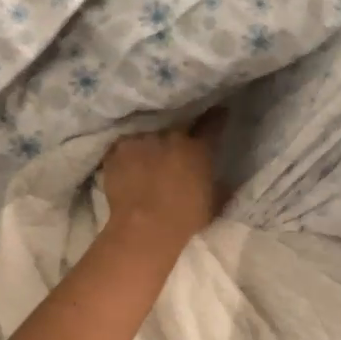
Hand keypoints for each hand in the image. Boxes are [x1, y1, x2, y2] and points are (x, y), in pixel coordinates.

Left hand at [99, 109, 226, 251]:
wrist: (146, 228)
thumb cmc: (186, 219)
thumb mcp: (214, 203)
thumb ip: (219, 185)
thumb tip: (223, 180)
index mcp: (199, 149)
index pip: (212, 123)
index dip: (216, 117)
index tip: (219, 111)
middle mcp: (171, 137)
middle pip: (178, 125)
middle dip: (180, 131)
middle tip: (178, 143)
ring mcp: (142, 140)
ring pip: (149, 134)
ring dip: (151, 143)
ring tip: (148, 155)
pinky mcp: (118, 150)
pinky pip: (125, 146)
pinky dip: (128, 153)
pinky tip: (127, 164)